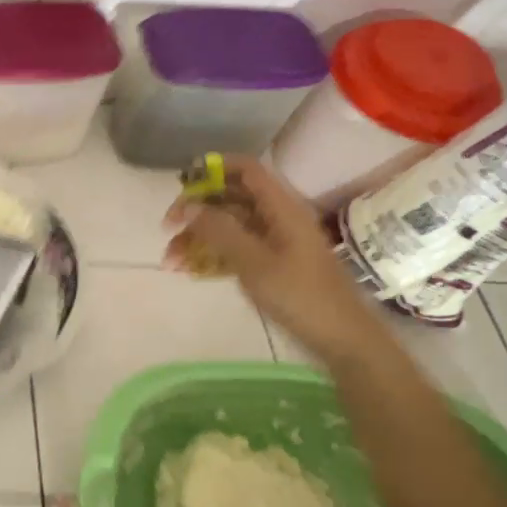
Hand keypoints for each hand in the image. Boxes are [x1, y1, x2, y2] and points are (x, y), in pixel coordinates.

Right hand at [162, 157, 382, 362]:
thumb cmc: (301, 297)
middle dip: (196, 211)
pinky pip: (235, 248)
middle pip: (230, 198)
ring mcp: (274, 240)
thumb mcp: (254, 263)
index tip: (181, 185)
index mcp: (281, 208)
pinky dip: (211, 255)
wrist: (340, 338)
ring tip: (171, 262)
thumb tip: (188, 206)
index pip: (246, 170)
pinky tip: (189, 271)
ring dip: (198, 238)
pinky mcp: (271, 263)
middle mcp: (277, 217)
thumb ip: (220, 231)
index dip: (213, 169)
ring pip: (228, 226)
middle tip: (167, 231)